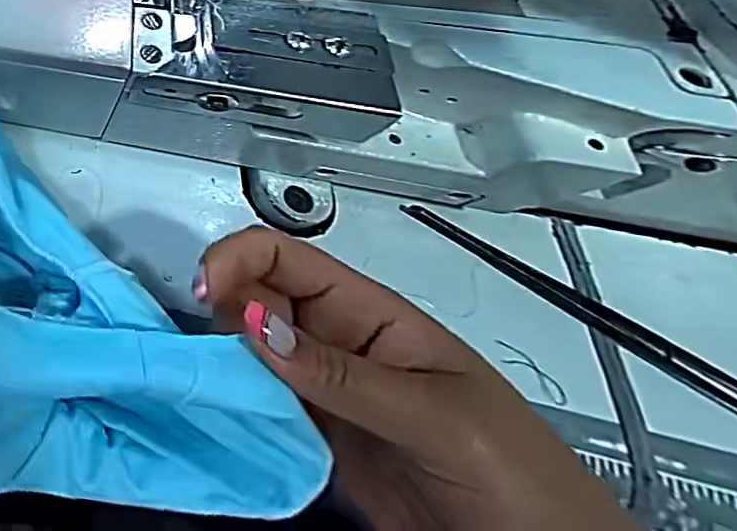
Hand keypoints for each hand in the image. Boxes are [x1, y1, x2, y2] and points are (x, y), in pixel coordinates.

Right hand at [199, 227, 630, 530]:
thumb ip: (347, 374)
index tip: (208, 287)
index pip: (284, 257)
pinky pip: (256, 405)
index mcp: (366, 311)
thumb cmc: (527, 479)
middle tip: (208, 348)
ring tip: (211, 383)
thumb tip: (261, 327)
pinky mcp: (311, 436)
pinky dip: (232, 406)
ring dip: (221, 360)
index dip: (238, 257)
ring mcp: (319, 389)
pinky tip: (224, 415)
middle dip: (221, 311)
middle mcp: (332, 341)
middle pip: (252, 298)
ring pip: (245, 351)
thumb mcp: (440, 416)